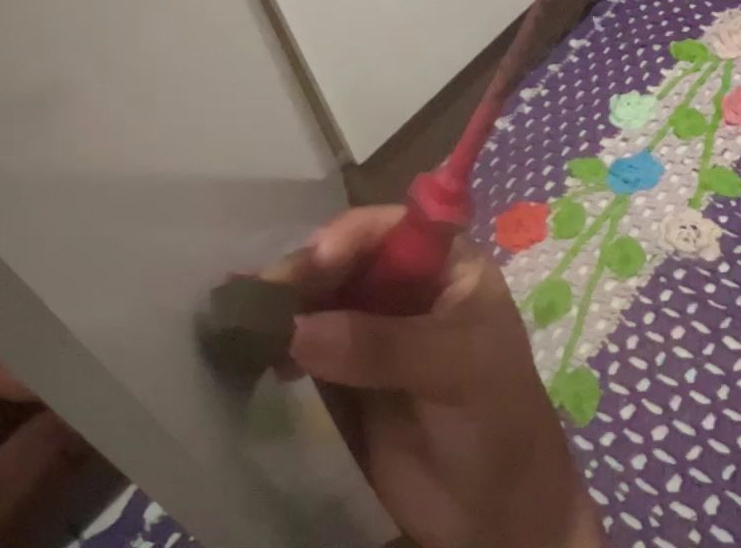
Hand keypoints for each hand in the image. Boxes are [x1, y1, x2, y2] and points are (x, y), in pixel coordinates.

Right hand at [282, 206, 603, 547]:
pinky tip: (253, 348)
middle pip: (347, 258)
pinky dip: (278, 341)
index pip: (393, 228)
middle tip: (261, 294)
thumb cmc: (498, 422)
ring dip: (283, 302)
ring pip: (320, 297)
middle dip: (305, 270)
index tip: (316, 264)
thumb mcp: (456, 369)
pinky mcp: (345, 372)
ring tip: (242, 316)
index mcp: (448, 265)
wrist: (495, 512)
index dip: (351, 236)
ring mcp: (374, 328)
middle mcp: (407, 287)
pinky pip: (306, 343)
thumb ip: (385, 345)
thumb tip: (299, 329)